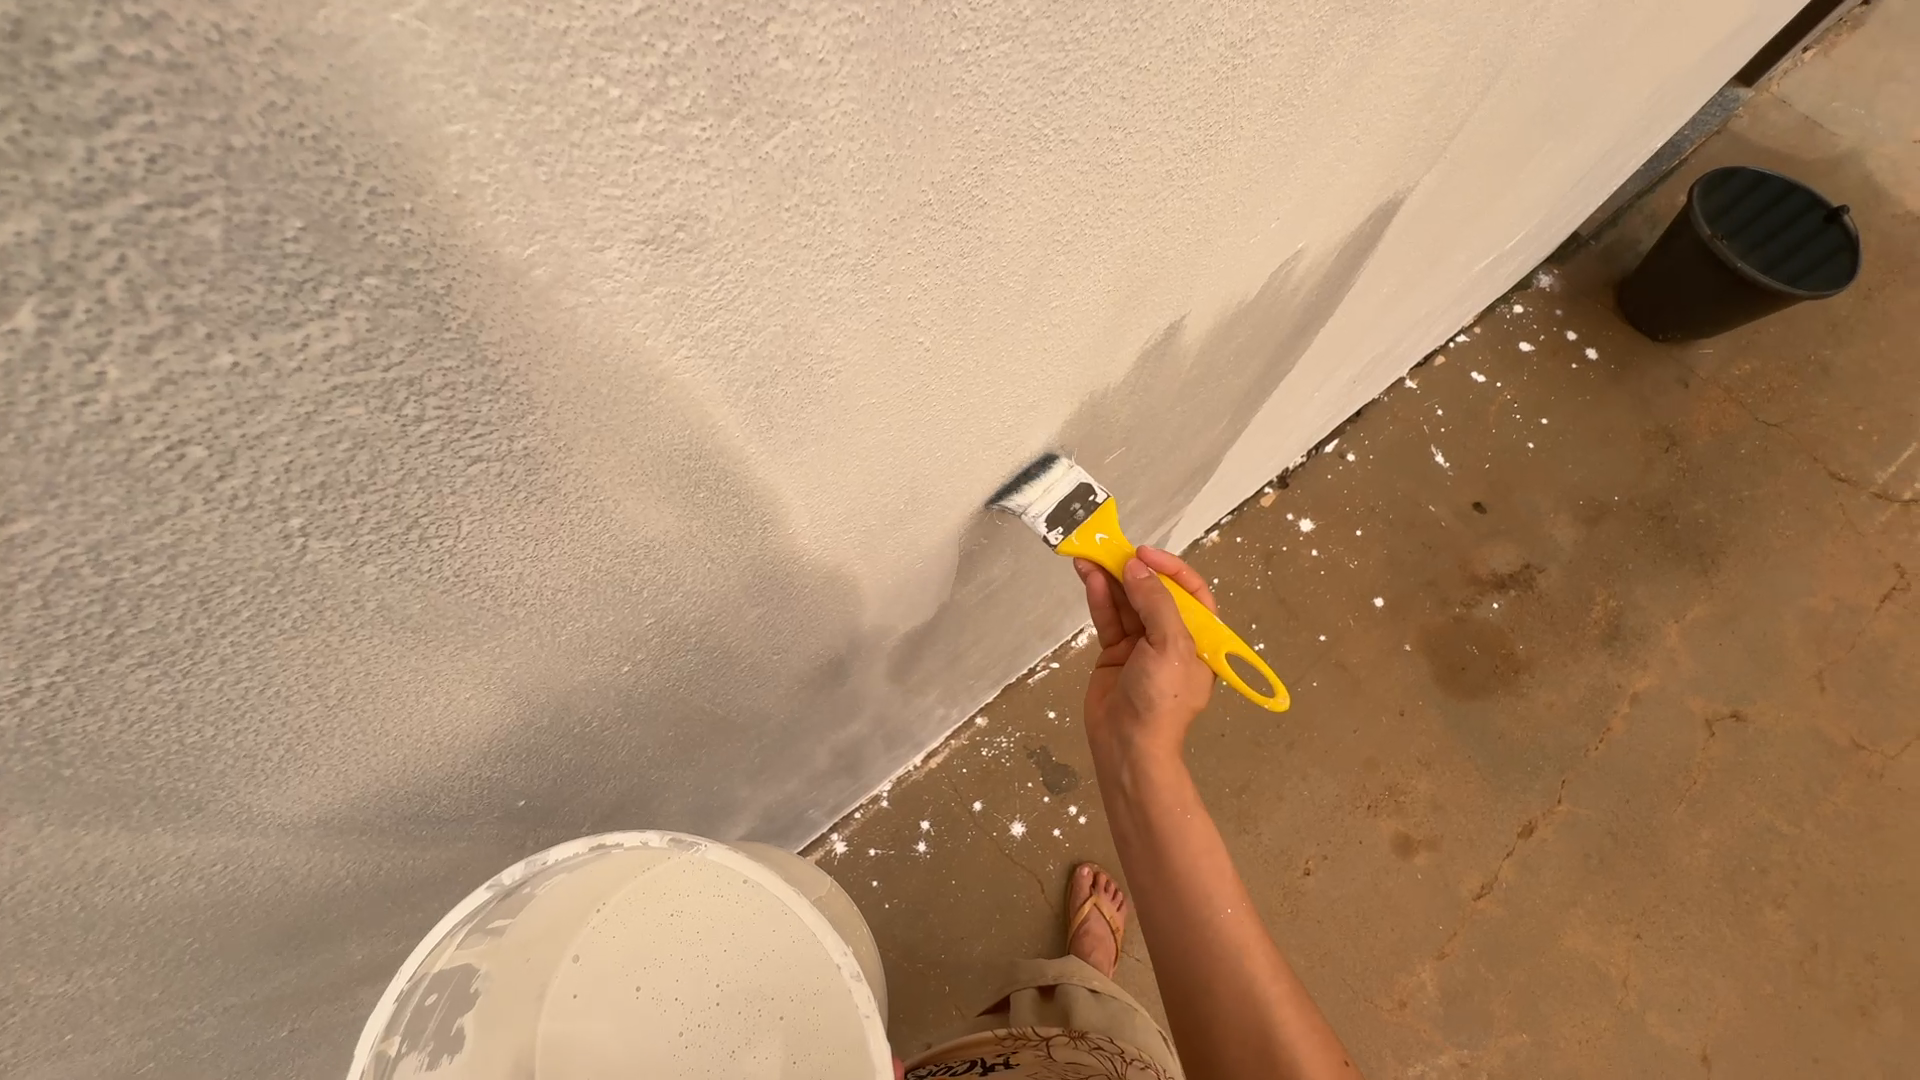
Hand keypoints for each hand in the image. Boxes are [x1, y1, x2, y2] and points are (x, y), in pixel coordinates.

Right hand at [1073, 546, 1216, 759]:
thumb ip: (1155, 602)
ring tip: (1089, 557)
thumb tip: (1136, 567)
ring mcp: (1142, 645)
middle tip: (1110, 548)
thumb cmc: (1162, 698)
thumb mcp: (1170, 646)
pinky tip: (1089, 578)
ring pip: (1127, 602)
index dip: (1169, 568)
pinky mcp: (1115, 653)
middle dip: (1134, 570)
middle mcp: (1173, 638)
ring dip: (1111, 579)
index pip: (1190, 592)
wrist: (1130, 746)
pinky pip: (1109, 618)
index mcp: (1200, 638)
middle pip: (1154, 593)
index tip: (1143, 554)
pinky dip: (1099, 597)